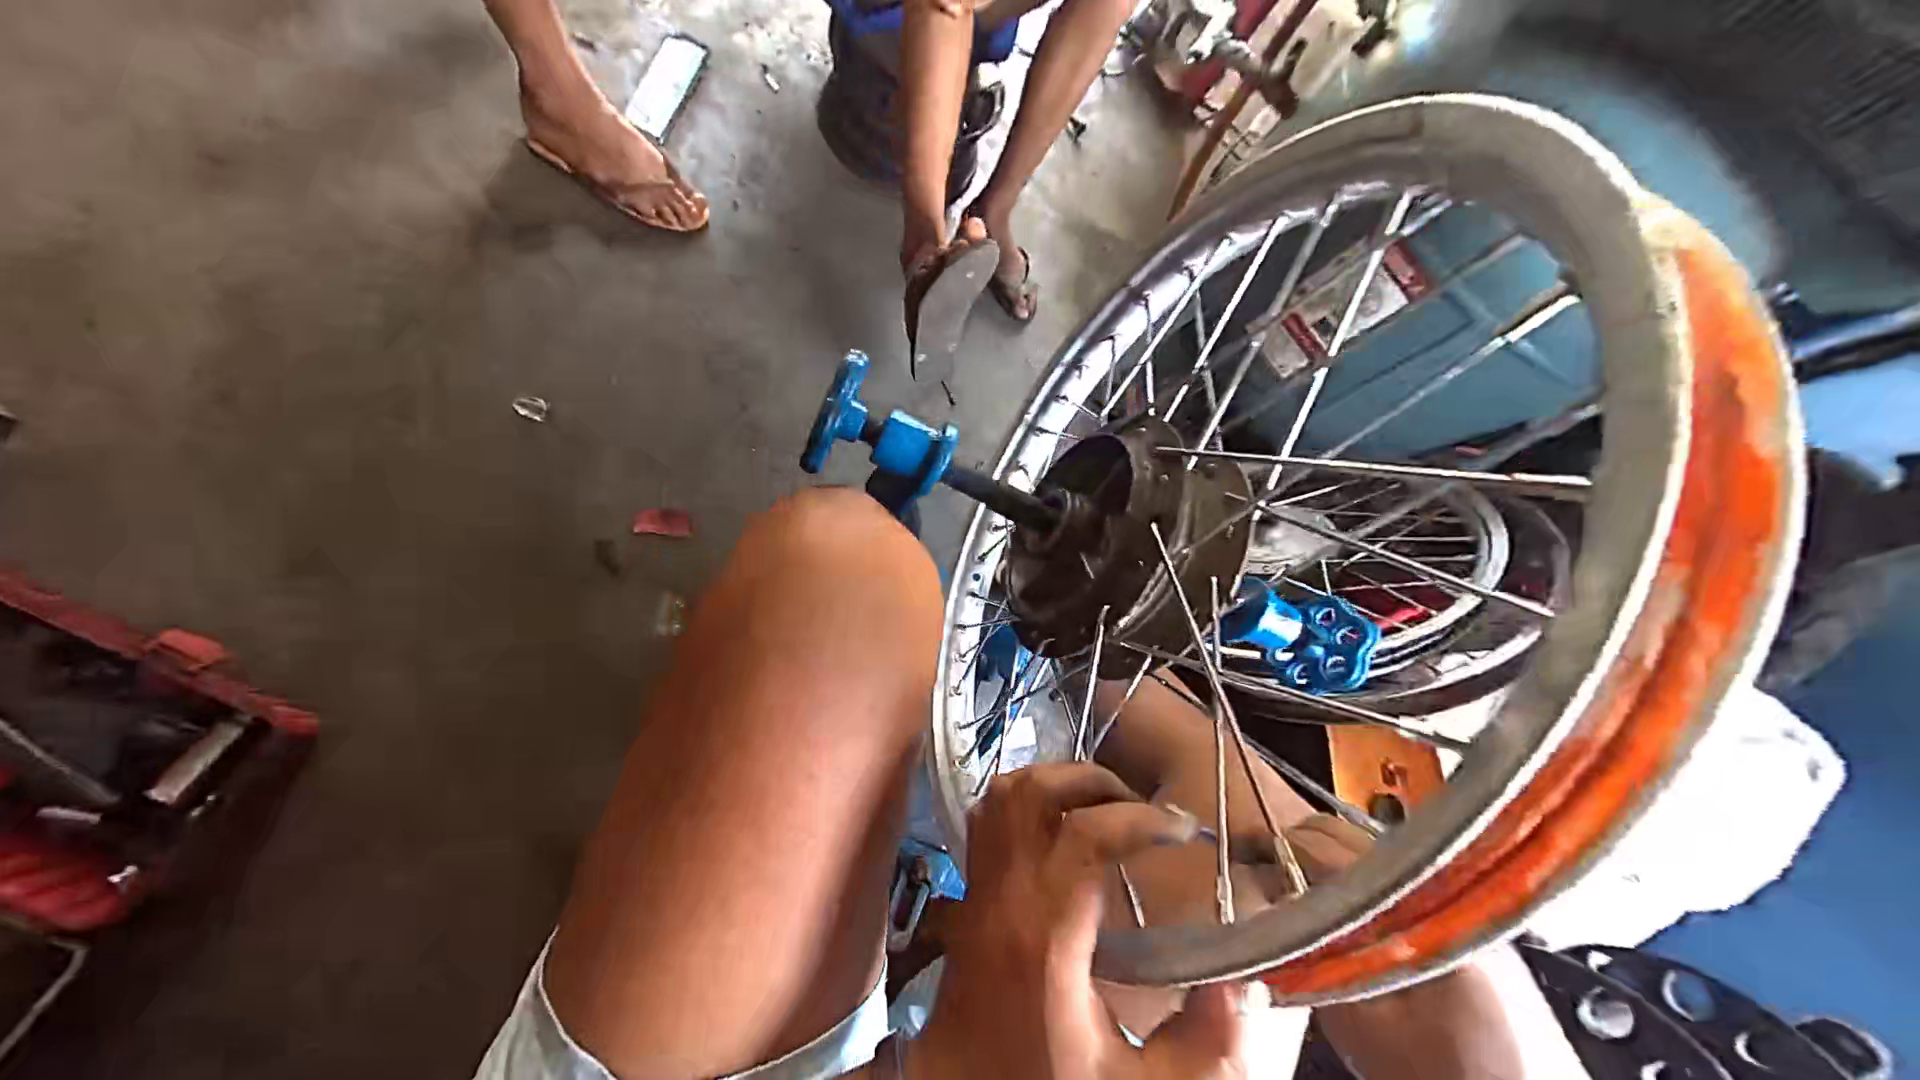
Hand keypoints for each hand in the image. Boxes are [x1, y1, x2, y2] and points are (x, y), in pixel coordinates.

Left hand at [909, 763, 1249, 1078]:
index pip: (1084, 834)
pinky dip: (1022, 798)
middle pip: (1036, 792)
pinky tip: (1056, 819)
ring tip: (1101, 803)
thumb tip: (1241, 988)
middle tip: (1138, 807)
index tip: (1183, 828)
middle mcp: (1006, 891)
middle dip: (1093, 782)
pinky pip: (988, 815)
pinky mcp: (970, 887)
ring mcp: (980, 884)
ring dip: (1055, 781)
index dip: (1137, 817)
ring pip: (1005, 794)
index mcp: (1045, 931)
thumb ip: (1200, 1048)